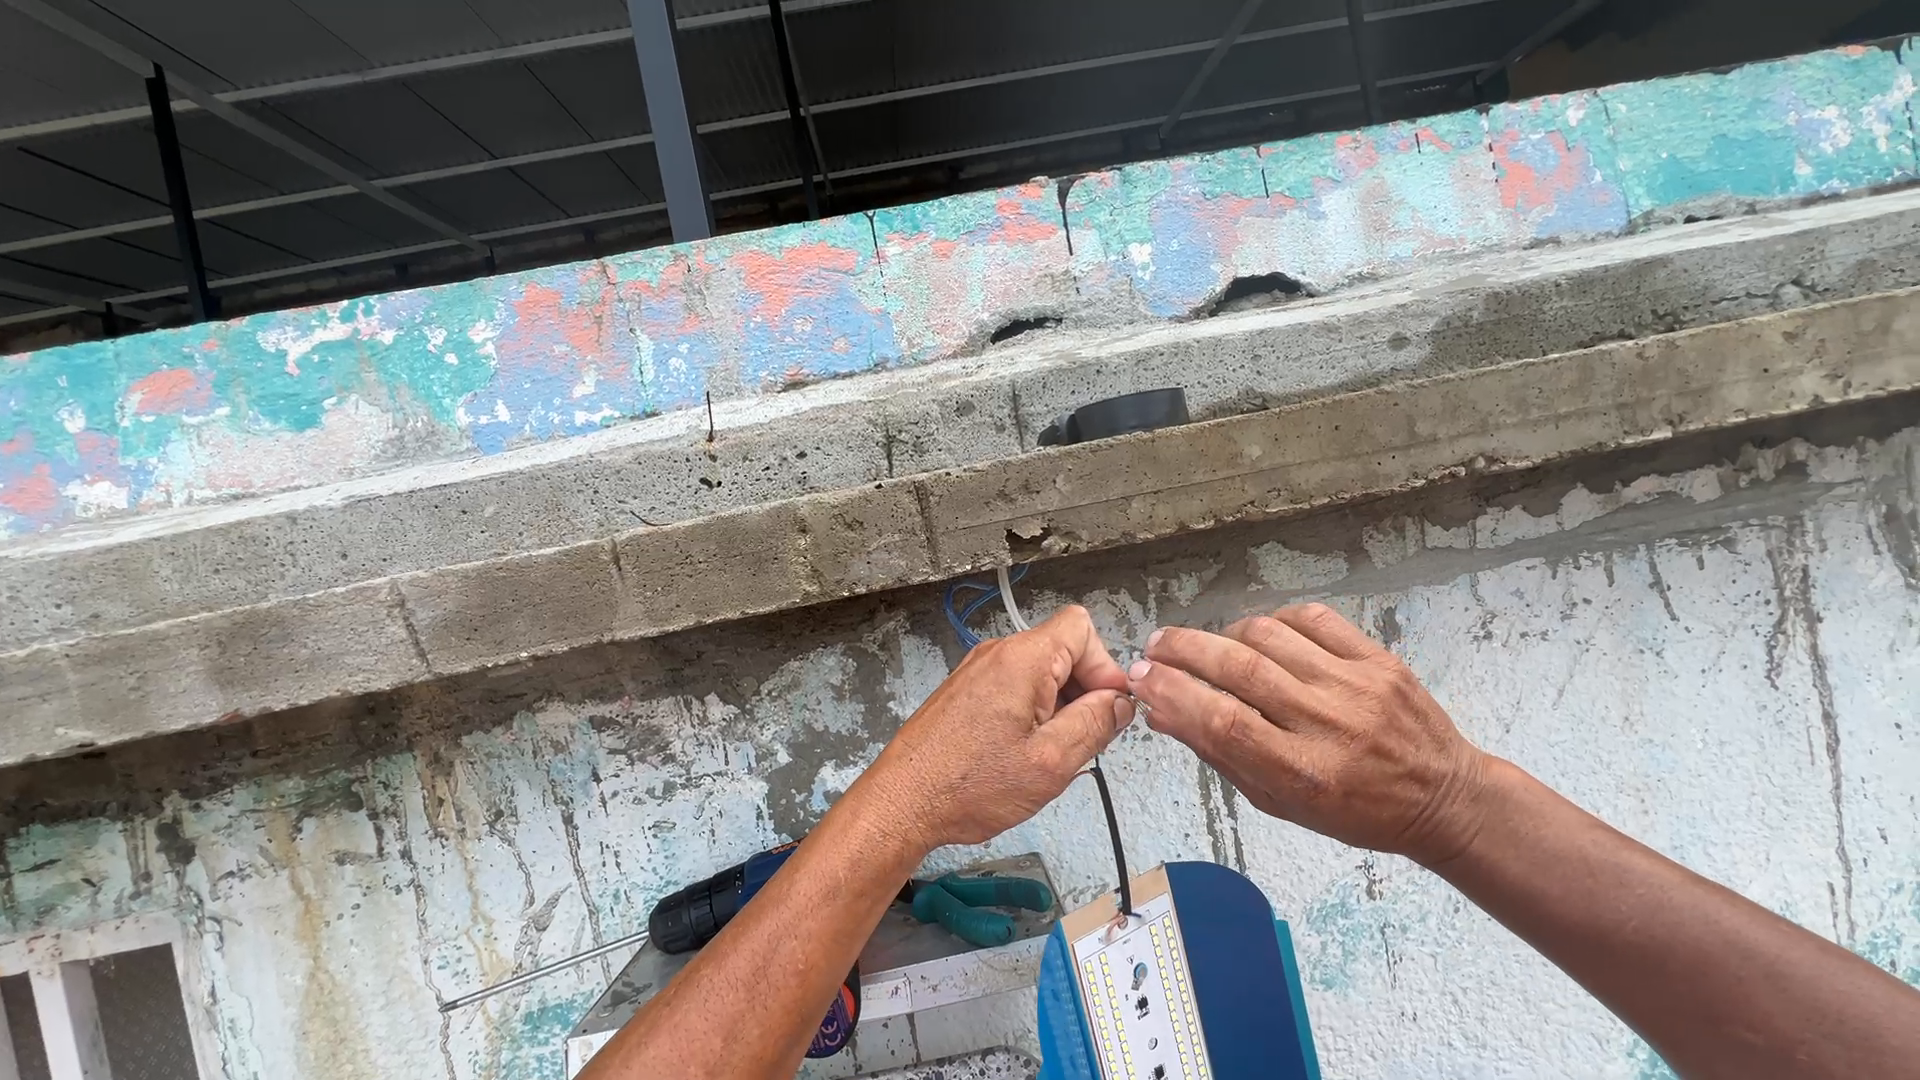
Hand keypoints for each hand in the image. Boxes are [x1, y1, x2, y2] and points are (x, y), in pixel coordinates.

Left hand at [855, 605, 1134, 853]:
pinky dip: (1031, 713)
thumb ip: (1095, 723)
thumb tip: (1121, 702)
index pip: (1081, 628)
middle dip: (1083, 691)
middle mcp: (998, 653)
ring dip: (1058, 707)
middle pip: (1062, 649)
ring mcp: (977, 671)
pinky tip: (1022, 753)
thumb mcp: (1052, 761)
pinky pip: (1014, 687)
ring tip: (1048, 753)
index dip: (1104, 666)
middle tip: (1080, 740)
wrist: (902, 802)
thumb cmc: (971, 785)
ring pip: (1040, 672)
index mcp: (1022, 659)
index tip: (1106, 711)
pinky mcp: (965, 691)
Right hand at [1125, 603, 1488, 865]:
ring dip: (1225, 635)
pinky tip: (1260, 635)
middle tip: (1155, 646)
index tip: (1139, 677)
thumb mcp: (1277, 801)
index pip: (1223, 720)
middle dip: (1184, 649)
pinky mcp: (1379, 658)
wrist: (1444, 798)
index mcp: (1303, 773)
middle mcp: (1329, 724)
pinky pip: (1312, 618)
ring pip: (1270, 636)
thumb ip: (1218, 754)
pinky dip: (1274, 620)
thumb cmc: (1353, 812)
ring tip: (1210, 647)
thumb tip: (1159, 711)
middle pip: (1240, 669)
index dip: (1173, 692)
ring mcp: (1358, 685)